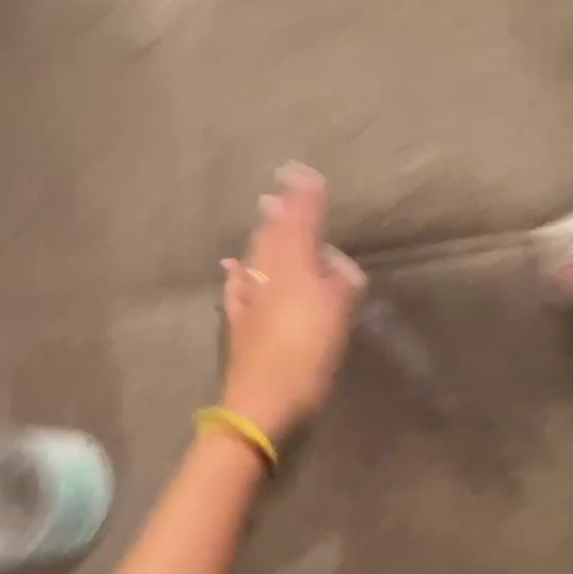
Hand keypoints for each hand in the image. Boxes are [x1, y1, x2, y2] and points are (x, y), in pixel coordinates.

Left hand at [218, 163, 366, 442]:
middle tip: (281, 185)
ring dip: (262, 233)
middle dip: (281, 209)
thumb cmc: (306, 357)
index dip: (304, 197)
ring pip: (256, 256)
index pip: (301, 222)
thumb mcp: (337, 316)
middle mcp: (268, 276)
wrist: (261, 402)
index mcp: (295, 268)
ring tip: (265, 212)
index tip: (304, 171)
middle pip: (274, 234)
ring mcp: (250, 299)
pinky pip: (238, 288)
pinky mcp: (240, 324)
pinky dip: (238, 272)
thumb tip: (337, 264)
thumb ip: (340, 284)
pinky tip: (232, 264)